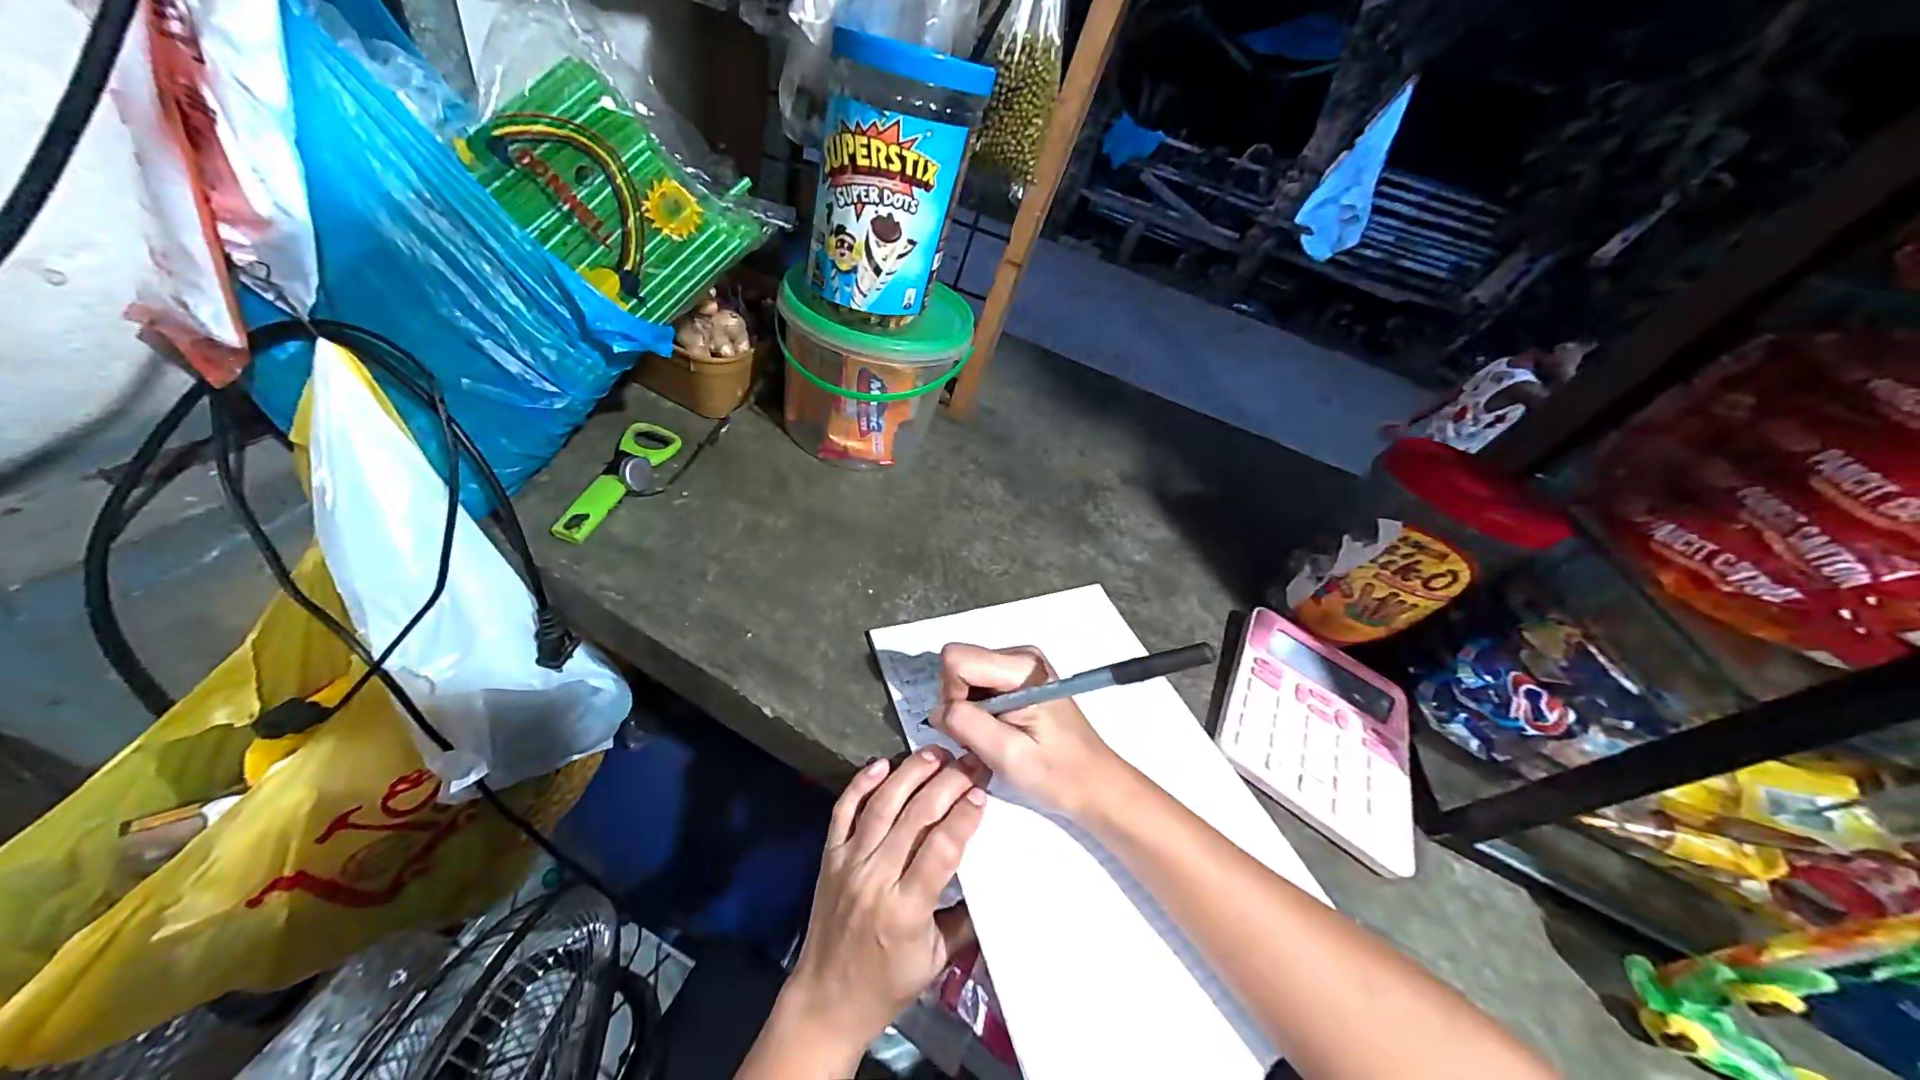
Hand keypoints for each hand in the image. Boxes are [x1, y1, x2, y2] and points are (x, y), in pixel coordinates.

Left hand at [754, 748, 985, 1075]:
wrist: (826, 1000)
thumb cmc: (887, 984)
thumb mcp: (937, 959)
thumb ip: (965, 918)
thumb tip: (993, 880)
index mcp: (906, 909)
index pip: (940, 849)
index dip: (962, 817)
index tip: (981, 791)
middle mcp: (875, 879)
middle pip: (915, 817)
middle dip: (947, 783)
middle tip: (970, 762)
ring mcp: (848, 863)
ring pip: (881, 805)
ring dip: (910, 773)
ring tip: (935, 753)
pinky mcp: (829, 856)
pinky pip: (843, 811)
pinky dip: (861, 784)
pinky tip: (882, 764)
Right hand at [931, 644, 1129, 818]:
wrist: (1093, 784)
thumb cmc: (1058, 774)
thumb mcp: (1007, 755)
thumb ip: (967, 724)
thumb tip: (938, 710)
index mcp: (1022, 667)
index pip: (956, 659)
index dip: (951, 695)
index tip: (971, 728)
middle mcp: (1019, 657)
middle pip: (957, 665)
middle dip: (958, 704)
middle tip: (983, 738)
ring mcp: (1018, 667)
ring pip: (962, 677)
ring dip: (967, 712)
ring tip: (993, 739)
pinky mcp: (1015, 681)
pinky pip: (975, 687)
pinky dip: (976, 713)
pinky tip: (998, 733)